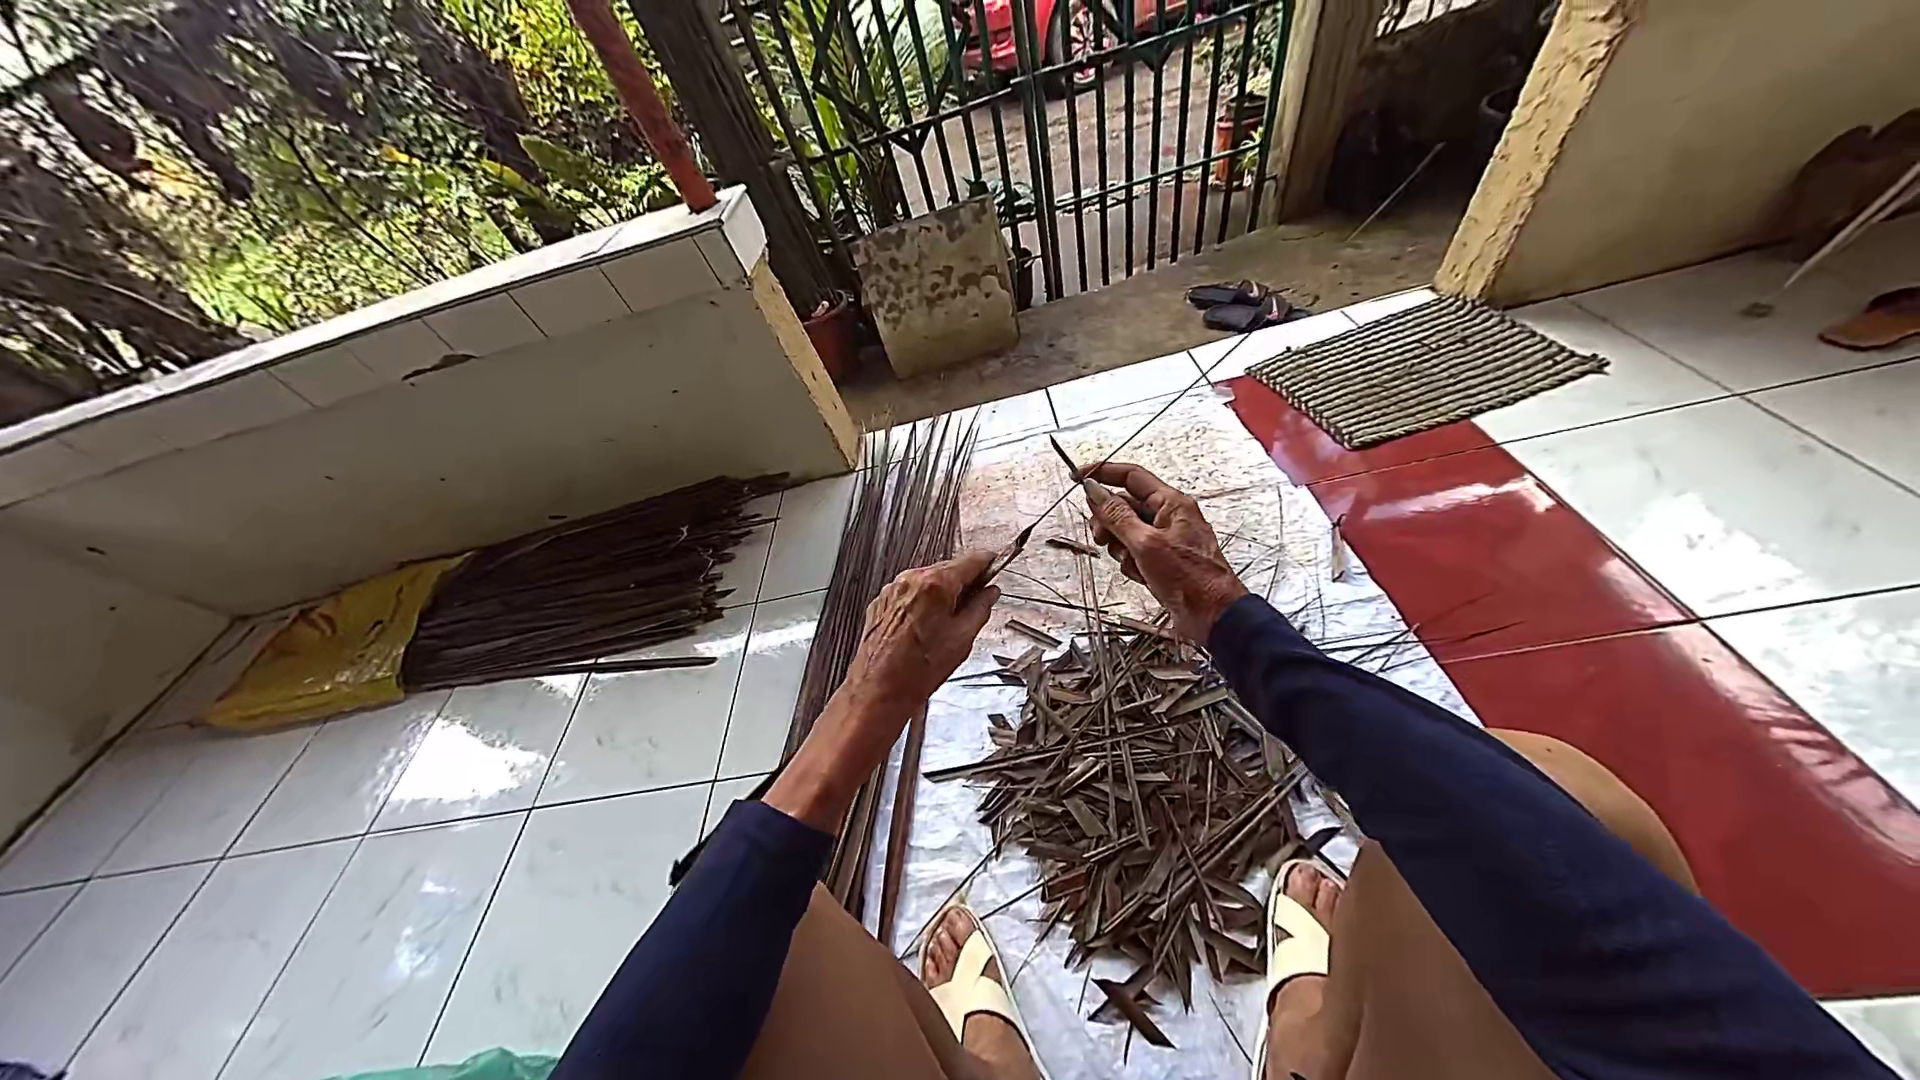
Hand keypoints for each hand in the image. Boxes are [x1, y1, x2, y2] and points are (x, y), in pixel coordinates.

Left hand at [765, 549, 999, 831]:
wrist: (879, 689)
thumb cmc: (916, 670)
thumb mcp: (963, 638)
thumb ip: (981, 607)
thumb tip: (990, 593)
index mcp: (936, 584)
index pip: (971, 559)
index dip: (988, 562)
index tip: (996, 564)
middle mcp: (911, 580)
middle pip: (948, 568)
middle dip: (965, 582)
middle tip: (978, 602)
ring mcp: (893, 590)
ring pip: (928, 581)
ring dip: (943, 593)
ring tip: (949, 624)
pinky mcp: (882, 602)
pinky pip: (910, 593)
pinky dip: (922, 603)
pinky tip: (927, 628)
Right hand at [1081, 462, 1247, 641]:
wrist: (1213, 615)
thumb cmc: (1192, 580)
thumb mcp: (1145, 544)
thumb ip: (1117, 515)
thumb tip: (1096, 491)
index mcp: (1171, 503)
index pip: (1131, 476)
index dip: (1102, 473)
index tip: (1078, 476)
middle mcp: (1168, 517)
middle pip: (1124, 505)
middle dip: (1108, 521)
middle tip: (1101, 535)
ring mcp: (1164, 539)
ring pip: (1125, 531)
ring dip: (1120, 547)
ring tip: (1131, 561)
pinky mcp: (1160, 560)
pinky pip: (1133, 553)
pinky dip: (1130, 564)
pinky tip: (1141, 575)